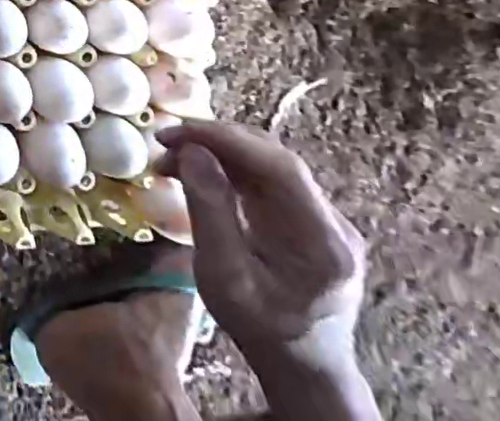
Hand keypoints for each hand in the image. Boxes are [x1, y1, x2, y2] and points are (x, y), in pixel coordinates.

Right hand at [159, 120, 378, 420]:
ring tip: (171, 158)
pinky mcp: (310, 218)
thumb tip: (191, 151)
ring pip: (268, 163)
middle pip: (274, 158)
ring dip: (217, 151)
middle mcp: (334, 223)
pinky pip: (267, 178)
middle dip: (215, 140)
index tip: (175, 133)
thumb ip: (209, 210)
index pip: (279, 166)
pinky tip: (196, 172)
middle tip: (165, 143)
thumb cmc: (259, 327)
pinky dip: (227, 167)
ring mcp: (326, 219)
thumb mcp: (222, 275)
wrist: (302, 366)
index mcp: (323, 241)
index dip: (225, 139)